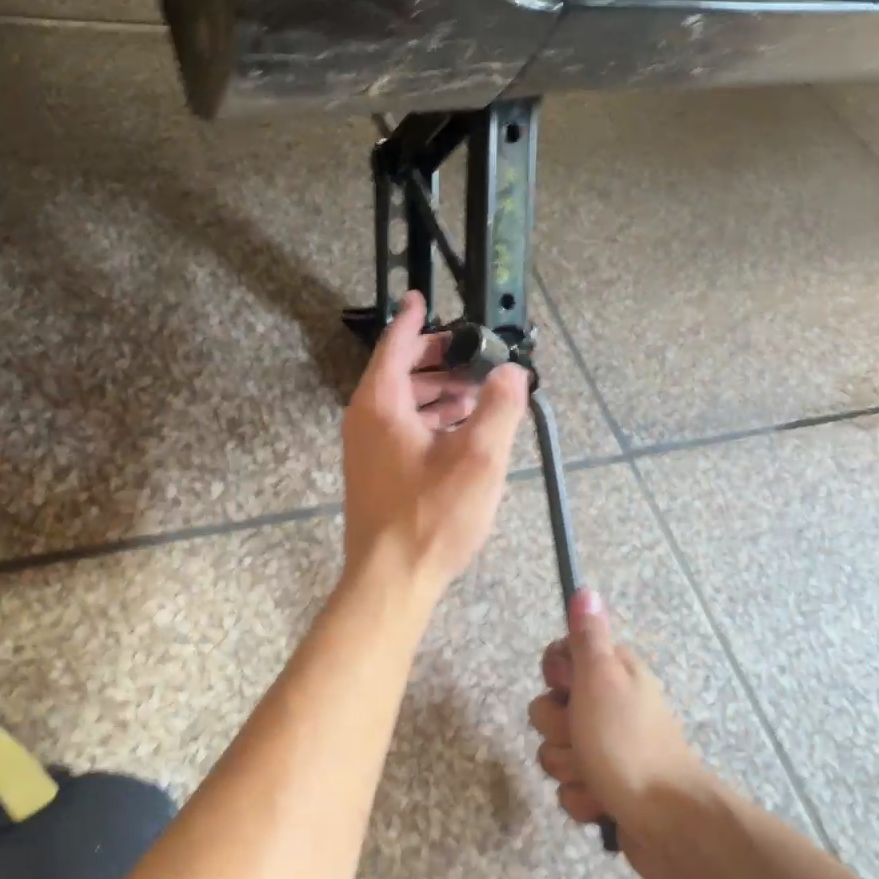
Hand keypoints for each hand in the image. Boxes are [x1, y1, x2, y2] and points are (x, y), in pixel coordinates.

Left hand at [341, 291, 529, 595]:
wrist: (390, 580)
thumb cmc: (431, 516)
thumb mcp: (478, 458)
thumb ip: (499, 408)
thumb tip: (513, 372)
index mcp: (381, 404)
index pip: (395, 345)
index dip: (413, 320)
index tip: (422, 298)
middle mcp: (365, 419)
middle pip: (398, 372)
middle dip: (435, 358)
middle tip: (472, 352)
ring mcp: (366, 448)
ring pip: (401, 402)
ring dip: (436, 390)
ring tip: (475, 391)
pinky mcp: (374, 473)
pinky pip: (400, 428)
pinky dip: (429, 418)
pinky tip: (460, 430)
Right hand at [531, 589, 714, 878]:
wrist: (669, 824)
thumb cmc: (629, 744)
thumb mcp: (601, 679)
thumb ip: (588, 637)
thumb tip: (584, 589)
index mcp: (613, 674)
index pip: (559, 660)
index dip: (555, 677)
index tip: (568, 688)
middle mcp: (610, 707)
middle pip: (550, 709)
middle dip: (558, 730)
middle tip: (582, 736)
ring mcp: (608, 751)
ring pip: (555, 752)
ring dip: (569, 769)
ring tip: (596, 777)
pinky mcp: (606, 790)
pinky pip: (570, 789)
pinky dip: (582, 799)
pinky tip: (602, 804)